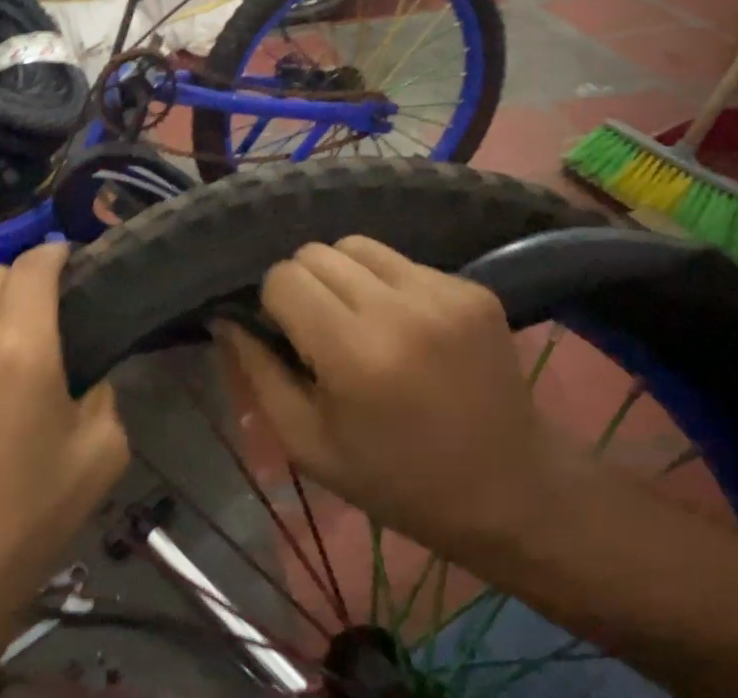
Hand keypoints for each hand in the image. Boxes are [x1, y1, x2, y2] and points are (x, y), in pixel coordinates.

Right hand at [214, 236, 552, 553]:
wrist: (511, 492)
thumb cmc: (395, 481)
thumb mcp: (307, 444)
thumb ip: (258, 373)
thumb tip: (226, 318)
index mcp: (354, 353)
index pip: (283, 277)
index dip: (273, 305)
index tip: (288, 341)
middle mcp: (400, 308)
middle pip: (316, 252)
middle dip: (304, 285)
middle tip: (319, 332)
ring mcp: (444, 293)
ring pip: (358, 245)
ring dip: (343, 275)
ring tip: (358, 321)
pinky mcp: (474, 289)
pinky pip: (402, 262)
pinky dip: (387, 286)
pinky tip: (404, 329)